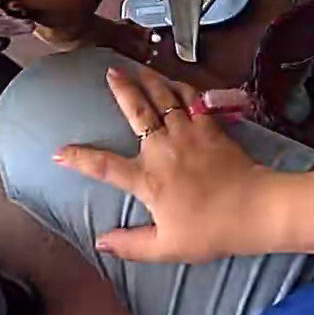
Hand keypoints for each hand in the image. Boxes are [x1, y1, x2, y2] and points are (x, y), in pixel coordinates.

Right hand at [54, 66, 285, 262]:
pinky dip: (180, 87)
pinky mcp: (209, 125)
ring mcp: (187, 132)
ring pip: (163, 97)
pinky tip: (174, 81)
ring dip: (149, 79)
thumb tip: (100, 241)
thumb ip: (131, 244)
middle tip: (111, 71)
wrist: (254, 208)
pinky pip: (191, 99)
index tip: (60, 151)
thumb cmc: (210, 230)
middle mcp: (162, 148)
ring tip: (137, 67)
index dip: (79, 158)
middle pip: (136, 111)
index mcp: (148, 178)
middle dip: (121, 88)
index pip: (104, 166)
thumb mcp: (166, 247)